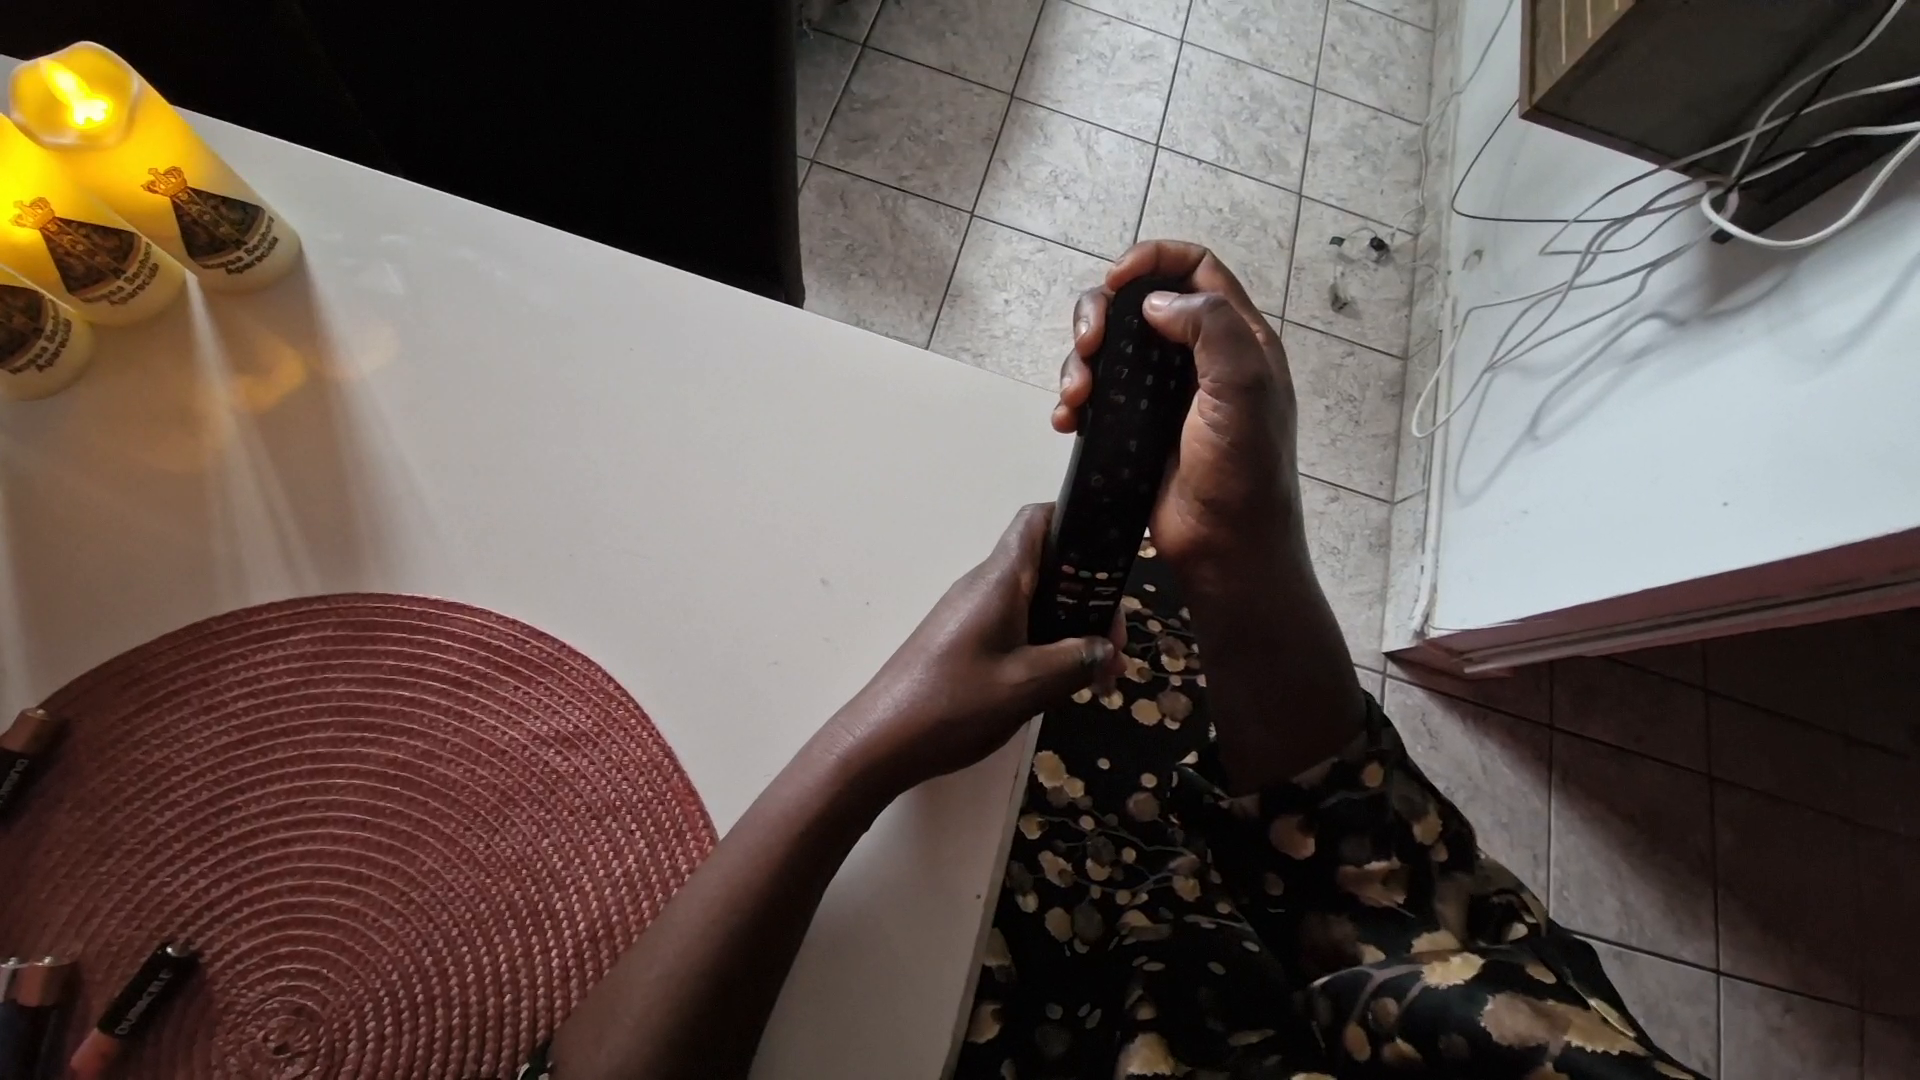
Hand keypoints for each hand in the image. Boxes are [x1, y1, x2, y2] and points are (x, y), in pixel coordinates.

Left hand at [816, 504, 1119, 796]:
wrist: (881, 740)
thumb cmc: (953, 703)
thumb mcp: (1026, 685)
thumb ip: (1076, 662)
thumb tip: (1109, 651)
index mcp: (1000, 580)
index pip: (1038, 520)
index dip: (1078, 520)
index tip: (1113, 556)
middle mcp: (986, 586)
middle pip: (1048, 566)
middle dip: (1089, 598)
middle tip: (1114, 646)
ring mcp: (973, 613)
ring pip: (1035, 602)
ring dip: (1070, 629)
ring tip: (1099, 672)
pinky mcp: (966, 640)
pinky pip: (1017, 626)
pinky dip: (1046, 645)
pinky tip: (1062, 681)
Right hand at [1056, 241, 1303, 584]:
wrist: (1223, 547)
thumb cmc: (1243, 472)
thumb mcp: (1243, 390)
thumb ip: (1210, 330)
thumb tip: (1155, 304)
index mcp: (1233, 339)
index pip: (1194, 269)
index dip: (1154, 260)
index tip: (1116, 280)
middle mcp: (1194, 359)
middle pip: (1137, 305)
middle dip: (1101, 314)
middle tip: (1088, 345)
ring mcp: (1159, 396)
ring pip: (1108, 351)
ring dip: (1079, 364)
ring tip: (1075, 398)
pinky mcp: (1131, 429)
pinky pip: (1095, 398)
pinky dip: (1074, 401)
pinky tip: (1067, 422)